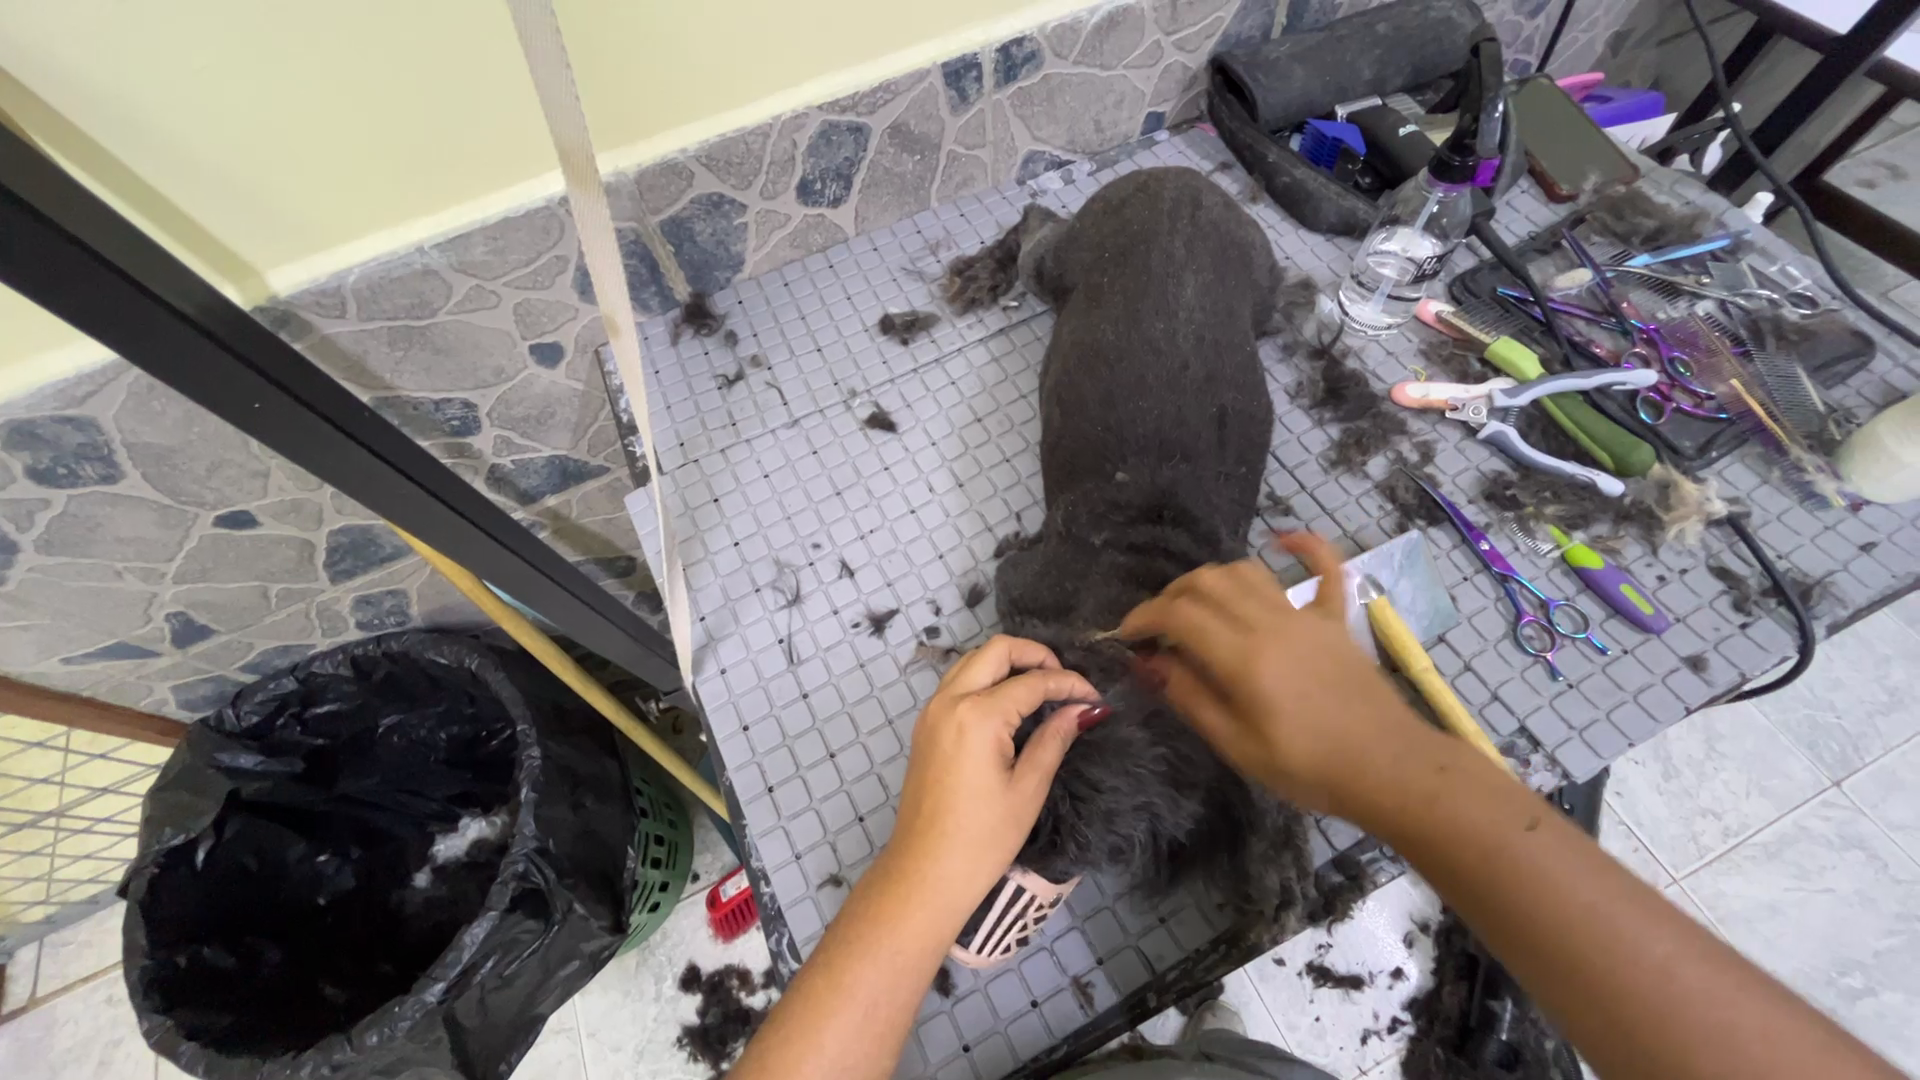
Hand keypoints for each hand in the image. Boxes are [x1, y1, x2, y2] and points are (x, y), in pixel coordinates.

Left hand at [885, 636, 1104, 912]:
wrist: (925, 873)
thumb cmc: (982, 839)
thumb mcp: (1028, 789)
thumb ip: (1055, 739)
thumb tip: (1084, 709)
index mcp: (978, 715)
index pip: (1033, 682)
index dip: (1069, 685)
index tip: (1095, 698)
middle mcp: (950, 700)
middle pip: (996, 650)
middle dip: (1036, 655)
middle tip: (1065, 680)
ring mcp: (932, 710)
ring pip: (973, 660)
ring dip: (1007, 663)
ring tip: (1041, 688)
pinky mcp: (925, 725)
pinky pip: (957, 682)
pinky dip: (986, 678)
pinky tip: (1010, 702)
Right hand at [1117, 532, 1429, 816]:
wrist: (1390, 771)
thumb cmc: (1308, 768)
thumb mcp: (1237, 745)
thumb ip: (1190, 697)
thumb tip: (1150, 663)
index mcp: (1244, 657)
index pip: (1178, 615)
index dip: (1143, 618)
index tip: (1126, 636)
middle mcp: (1271, 623)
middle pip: (1206, 583)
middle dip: (1169, 596)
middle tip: (1156, 626)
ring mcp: (1307, 616)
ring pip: (1246, 571)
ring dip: (1211, 578)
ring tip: (1195, 604)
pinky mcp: (1335, 620)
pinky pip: (1324, 569)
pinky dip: (1304, 547)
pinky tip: (1282, 538)